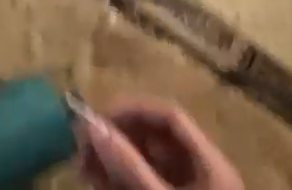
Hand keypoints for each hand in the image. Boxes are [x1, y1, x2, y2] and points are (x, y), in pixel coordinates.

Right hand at [76, 99, 243, 189]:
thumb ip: (128, 165)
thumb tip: (92, 125)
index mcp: (211, 166)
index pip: (168, 117)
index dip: (131, 109)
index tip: (96, 118)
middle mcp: (202, 174)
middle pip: (155, 139)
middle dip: (115, 137)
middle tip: (80, 145)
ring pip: (144, 163)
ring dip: (111, 160)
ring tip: (81, 168)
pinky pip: (142, 185)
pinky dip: (118, 182)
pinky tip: (95, 184)